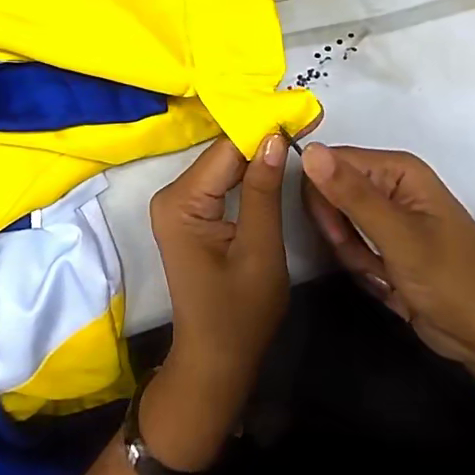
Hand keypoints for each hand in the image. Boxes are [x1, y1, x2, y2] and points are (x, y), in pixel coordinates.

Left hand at [137, 133, 290, 469]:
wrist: (215, 362)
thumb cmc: (240, 314)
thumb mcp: (261, 251)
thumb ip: (265, 191)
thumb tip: (274, 136)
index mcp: (180, 202)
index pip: (225, 151)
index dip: (262, 130)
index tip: (301, 113)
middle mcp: (170, 194)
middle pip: (221, 155)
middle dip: (260, 139)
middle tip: (304, 120)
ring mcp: (176, 203)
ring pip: (221, 166)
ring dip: (255, 154)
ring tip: (294, 133)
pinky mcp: (187, 213)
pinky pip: (219, 182)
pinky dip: (246, 173)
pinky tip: (272, 162)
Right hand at [300, 143, 474, 373]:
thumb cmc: (457, 284)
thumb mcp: (400, 239)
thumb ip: (352, 195)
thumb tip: (308, 150)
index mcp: (396, 169)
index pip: (328, 162)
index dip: (322, 195)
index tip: (335, 233)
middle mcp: (389, 184)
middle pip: (329, 192)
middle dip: (339, 231)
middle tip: (368, 259)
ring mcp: (388, 215)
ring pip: (336, 223)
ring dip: (352, 254)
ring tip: (386, 275)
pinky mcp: (386, 244)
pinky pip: (350, 246)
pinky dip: (362, 268)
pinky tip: (390, 284)